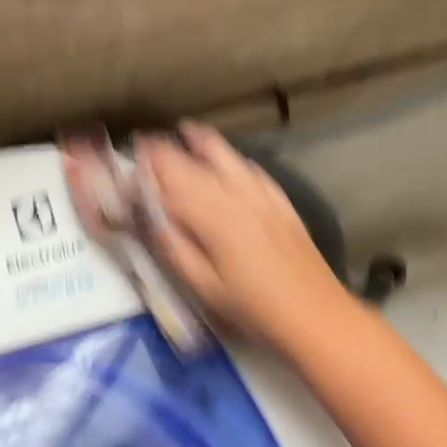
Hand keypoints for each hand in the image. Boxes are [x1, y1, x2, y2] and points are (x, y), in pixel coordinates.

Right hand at [134, 122, 356, 348]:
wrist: (316, 315)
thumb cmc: (252, 307)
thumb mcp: (202, 286)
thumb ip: (174, 248)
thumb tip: (151, 219)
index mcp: (212, 216)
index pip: (172, 182)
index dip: (149, 168)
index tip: (130, 156)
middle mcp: (237, 197)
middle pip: (197, 165)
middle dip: (170, 152)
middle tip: (147, 143)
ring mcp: (263, 198)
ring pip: (229, 160)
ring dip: (204, 143)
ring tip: (187, 130)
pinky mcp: (282, 206)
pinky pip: (255, 172)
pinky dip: (236, 160)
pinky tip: (231, 160)